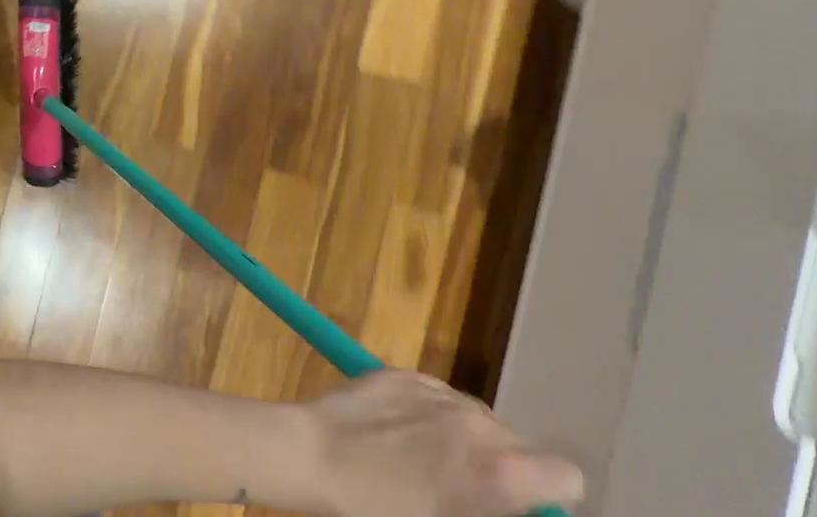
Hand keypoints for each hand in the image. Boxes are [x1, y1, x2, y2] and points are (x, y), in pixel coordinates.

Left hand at [305, 370, 584, 516]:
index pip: (566, 477)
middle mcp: (479, 424)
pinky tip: (397, 429)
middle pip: (518, 444)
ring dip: (464, 436)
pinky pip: (437, 396)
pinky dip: (429, 412)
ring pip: (476, 417)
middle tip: (462, 485)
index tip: (517, 505)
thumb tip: (509, 500)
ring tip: (422, 456)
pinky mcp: (404, 374)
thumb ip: (490, 509)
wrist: (312, 456)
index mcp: (504, 472)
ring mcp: (439, 393)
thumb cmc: (379, 508)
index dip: (547, 494)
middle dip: (502, 465)